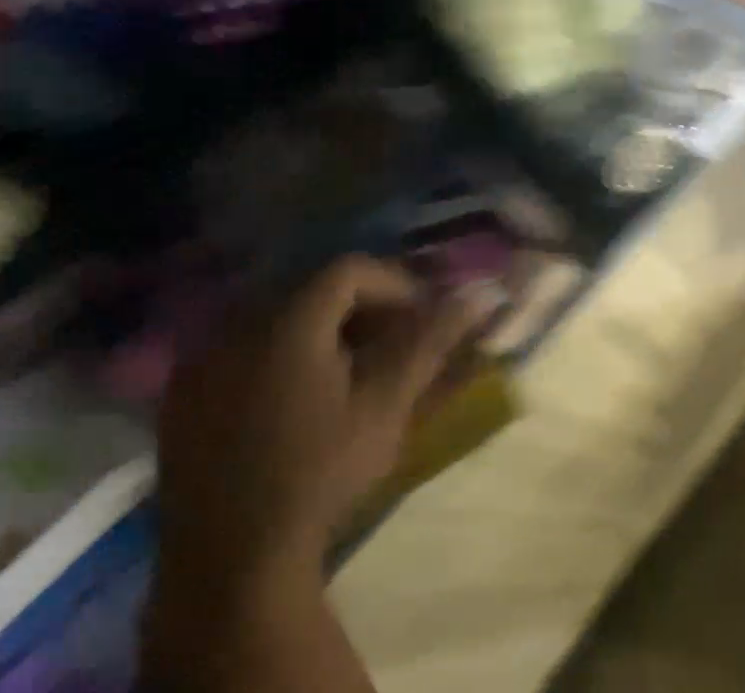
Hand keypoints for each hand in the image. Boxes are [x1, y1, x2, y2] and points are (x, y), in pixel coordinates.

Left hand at [156, 256, 482, 576]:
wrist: (233, 553)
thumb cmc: (324, 469)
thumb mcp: (389, 402)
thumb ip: (431, 340)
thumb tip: (481, 293)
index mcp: (285, 326)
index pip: (349, 270)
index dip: (397, 286)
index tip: (423, 324)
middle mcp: (233, 330)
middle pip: (312, 290)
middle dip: (365, 309)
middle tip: (396, 349)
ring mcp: (200, 365)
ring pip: (277, 319)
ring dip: (326, 332)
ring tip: (354, 375)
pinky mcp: (184, 397)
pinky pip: (244, 350)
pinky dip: (285, 355)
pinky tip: (304, 400)